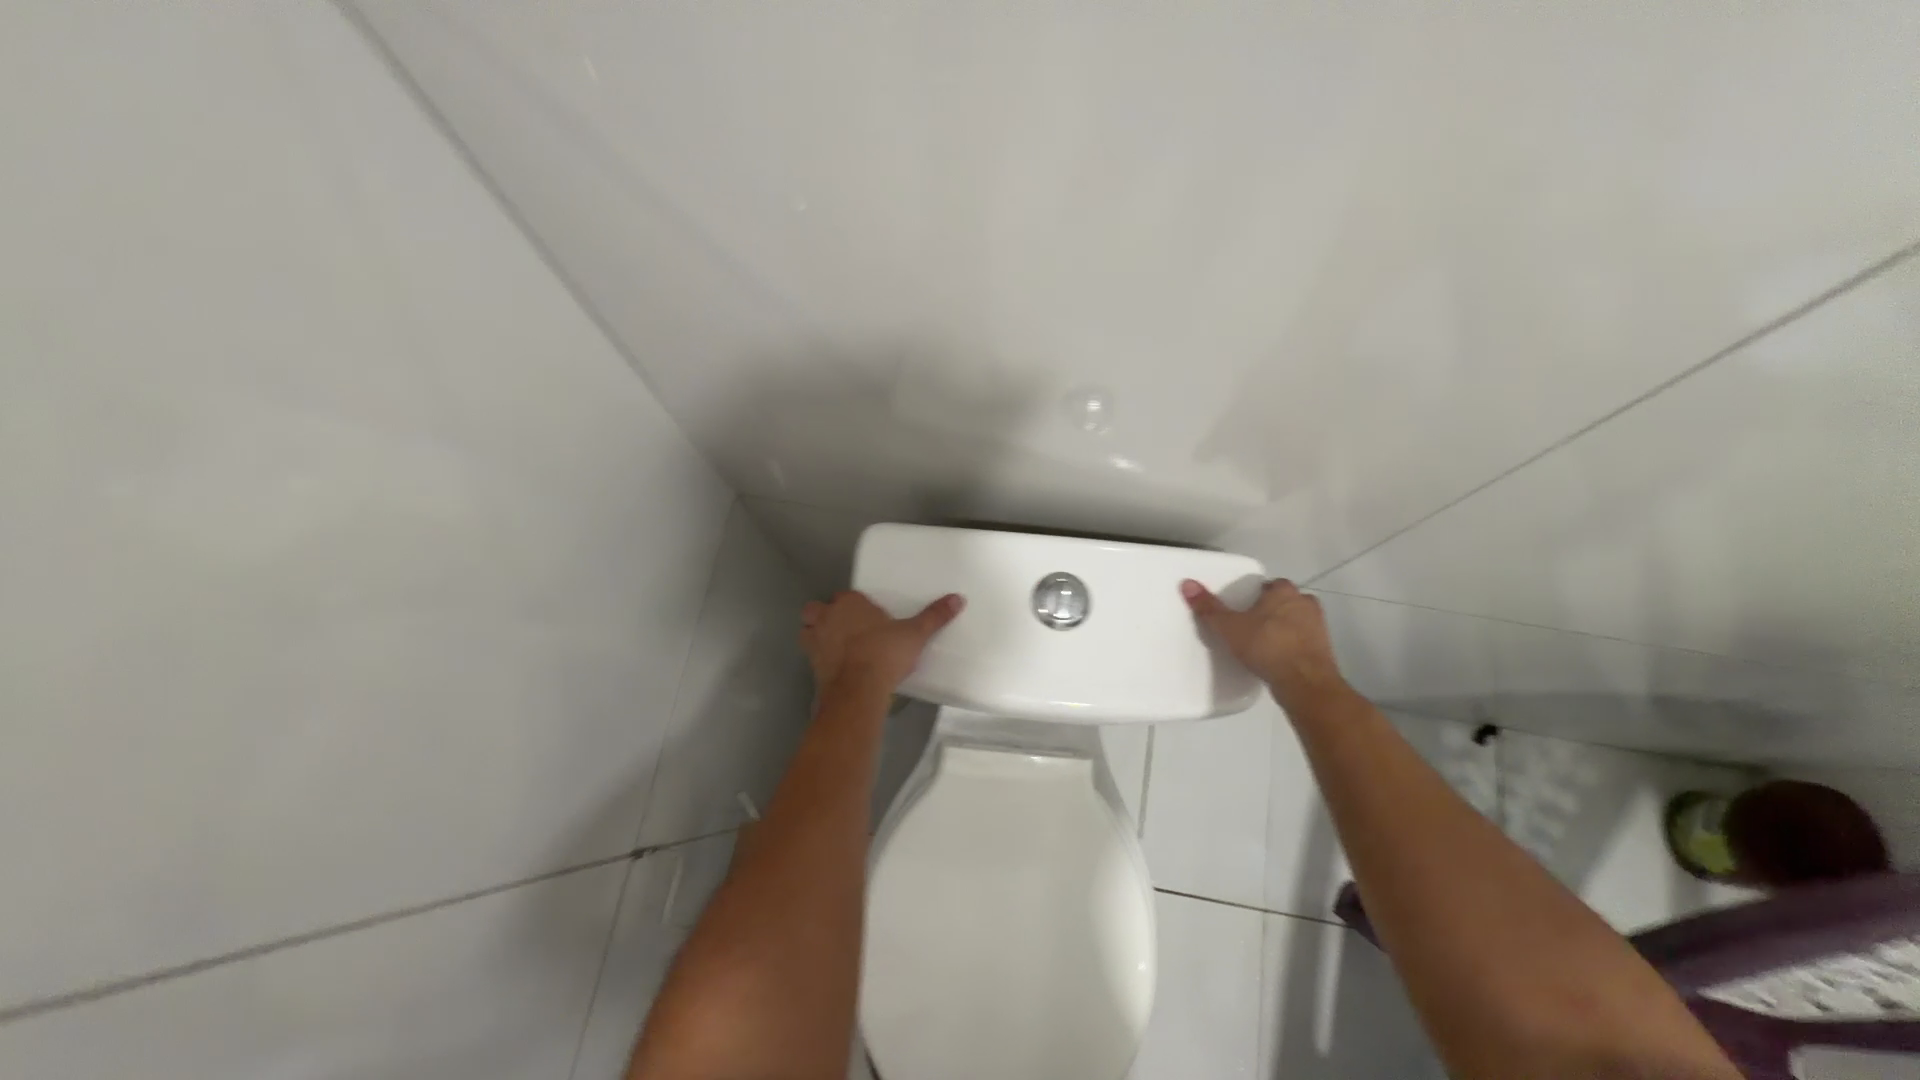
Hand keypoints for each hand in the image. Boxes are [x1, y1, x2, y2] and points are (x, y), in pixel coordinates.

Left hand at [799, 590, 964, 692]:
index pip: (848, 596)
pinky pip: (811, 654)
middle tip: (847, 628)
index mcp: (849, 603)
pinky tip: (834, 665)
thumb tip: (958, 598)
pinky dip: (819, 656)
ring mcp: (815, 640)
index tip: (870, 617)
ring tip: (835, 644)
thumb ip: (934, 616)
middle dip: (828, 614)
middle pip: (819, 608)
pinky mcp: (811, 663)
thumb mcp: (915, 634)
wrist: (858, 689)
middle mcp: (827, 616)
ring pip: (808, 628)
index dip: (857, 605)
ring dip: (816, 633)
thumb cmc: (885, 653)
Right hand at [1181, 578, 1346, 707]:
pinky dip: (1292, 647)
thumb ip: (1209, 607)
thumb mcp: (1230, 627)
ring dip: (1283, 629)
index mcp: (1284, 591)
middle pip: (1283, 602)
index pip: (1268, 585)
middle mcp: (1305, 603)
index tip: (1241, 609)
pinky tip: (1277, 660)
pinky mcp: (1324, 649)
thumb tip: (1187, 584)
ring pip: (1296, 621)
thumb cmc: (1266, 646)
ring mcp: (1318, 626)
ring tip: (1262, 645)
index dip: (1255, 596)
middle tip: (1249, 626)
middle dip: (1270, 611)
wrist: (1304, 682)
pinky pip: (1303, 642)